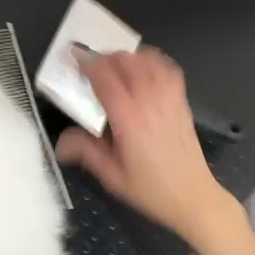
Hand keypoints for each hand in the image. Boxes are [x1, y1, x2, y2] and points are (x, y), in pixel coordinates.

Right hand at [55, 47, 238, 244]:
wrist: (193, 198)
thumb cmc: (151, 190)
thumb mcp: (112, 176)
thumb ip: (86, 152)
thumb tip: (60, 141)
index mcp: (129, 119)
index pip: (105, 78)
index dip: (87, 63)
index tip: (73, 58)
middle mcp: (150, 103)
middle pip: (126, 62)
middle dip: (105, 57)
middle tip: (91, 64)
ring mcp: (170, 100)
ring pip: (148, 61)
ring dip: (128, 57)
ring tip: (115, 64)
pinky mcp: (182, 103)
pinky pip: (169, 70)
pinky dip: (154, 61)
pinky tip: (144, 67)